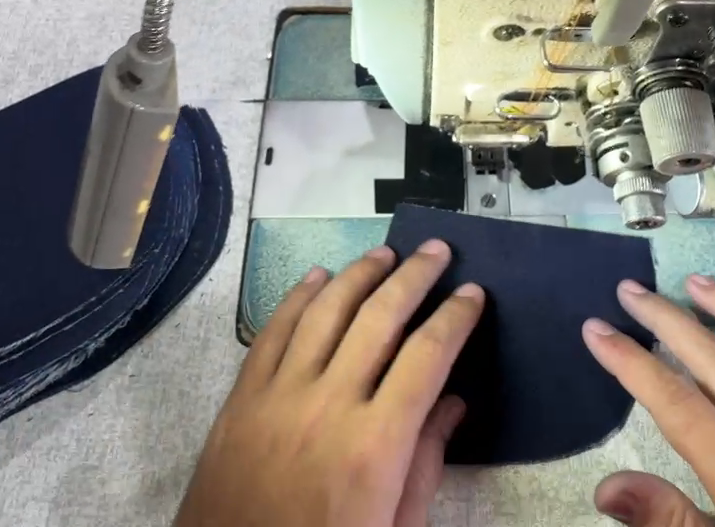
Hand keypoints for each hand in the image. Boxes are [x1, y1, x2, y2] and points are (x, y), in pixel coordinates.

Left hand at [174, 240, 485, 526]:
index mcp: (375, 445)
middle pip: (380, 316)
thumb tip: (451, 402)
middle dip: (414, 276)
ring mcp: (280, 395)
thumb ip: (424, 464)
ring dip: (359, 273)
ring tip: (384, 253)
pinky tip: (317, 276)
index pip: (427, 356)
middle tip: (436, 250)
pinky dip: (297, 296)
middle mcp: (329, 405)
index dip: (455, 318)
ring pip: (326, 310)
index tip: (473, 294)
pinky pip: (273, 330)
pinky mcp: (242, 398)